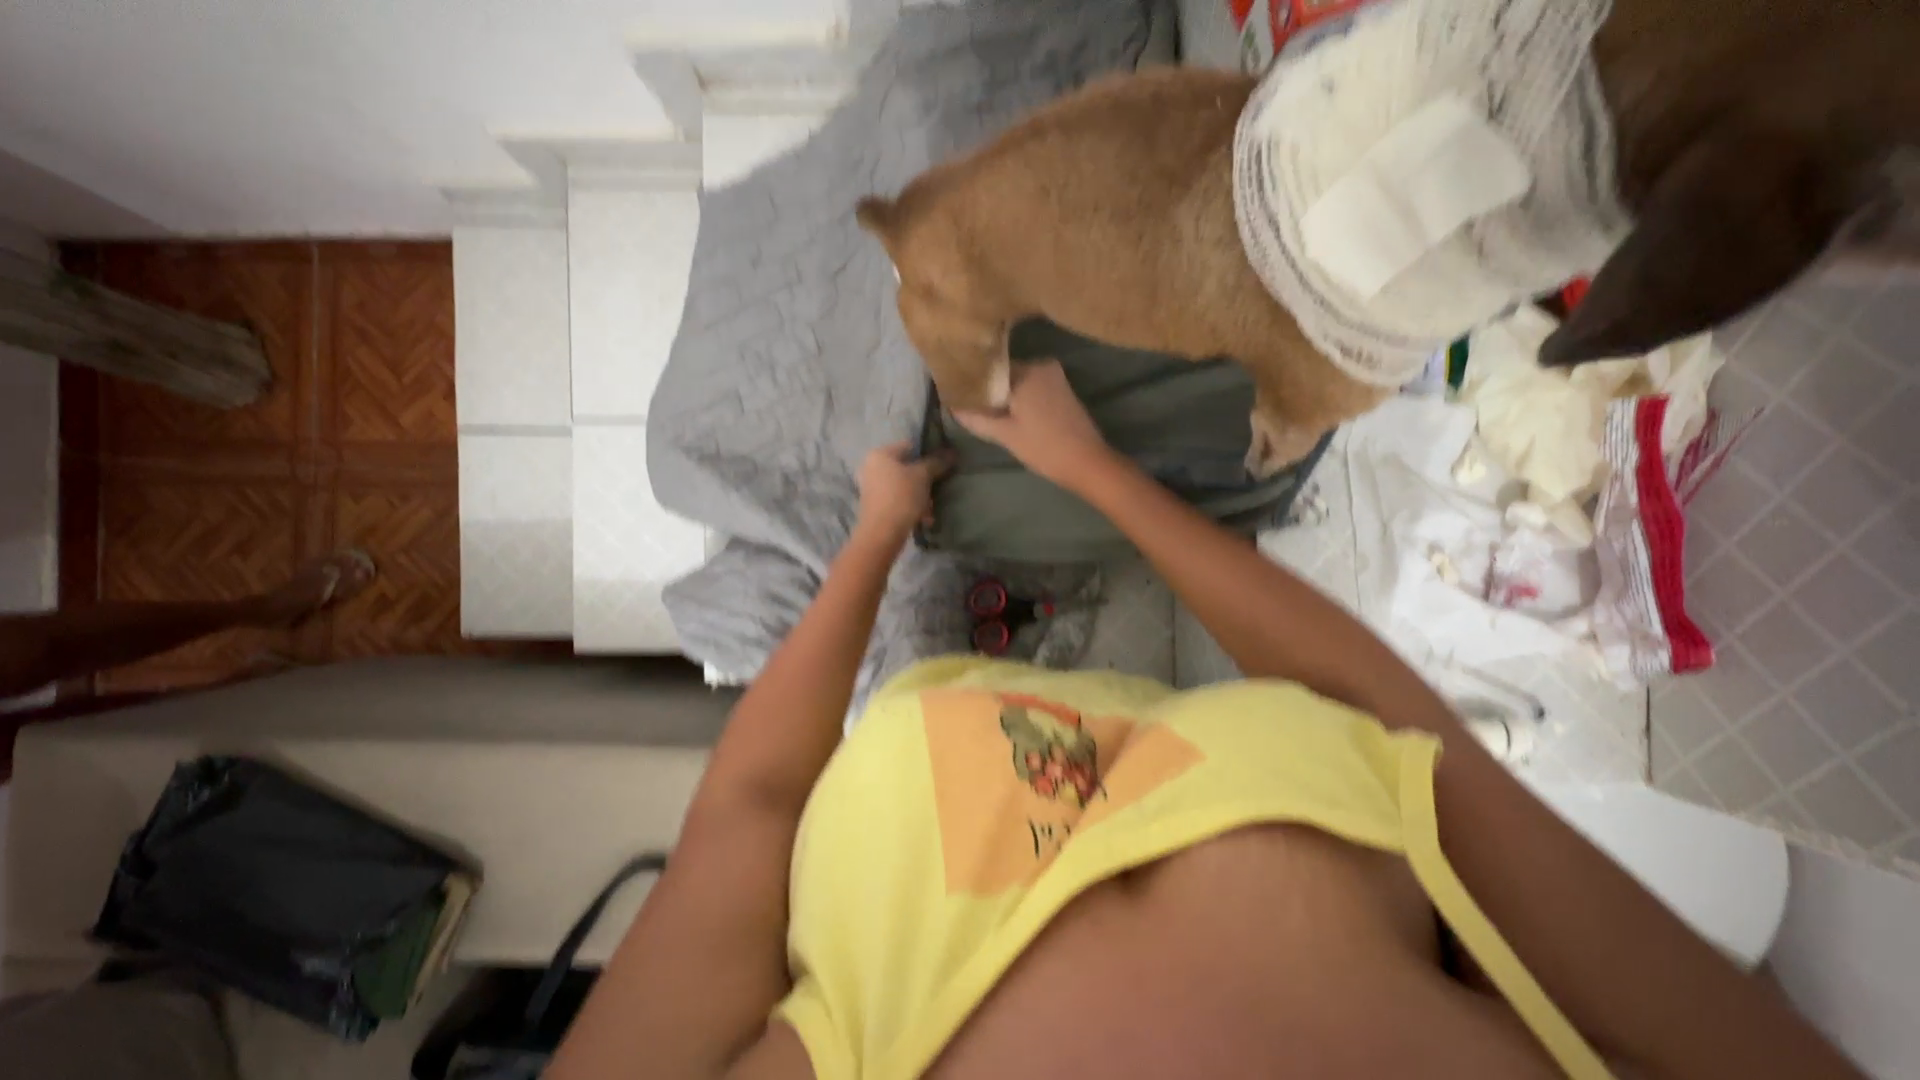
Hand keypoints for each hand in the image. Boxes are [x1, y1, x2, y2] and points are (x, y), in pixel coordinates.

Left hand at [855, 441, 950, 543]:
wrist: (882, 533)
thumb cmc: (902, 497)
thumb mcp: (923, 476)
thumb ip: (937, 462)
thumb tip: (951, 453)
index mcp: (880, 454)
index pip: (910, 446)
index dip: (930, 454)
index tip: (944, 465)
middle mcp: (872, 467)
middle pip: (907, 467)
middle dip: (926, 479)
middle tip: (939, 487)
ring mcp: (872, 487)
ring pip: (904, 485)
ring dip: (921, 495)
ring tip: (932, 507)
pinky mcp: (876, 505)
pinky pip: (899, 499)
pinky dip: (912, 506)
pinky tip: (925, 518)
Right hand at [955, 361, 1115, 488]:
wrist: (1087, 462)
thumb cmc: (1044, 447)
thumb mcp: (1005, 434)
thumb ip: (977, 417)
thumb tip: (951, 406)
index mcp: (1027, 371)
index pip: (989, 368)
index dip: (971, 381)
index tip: (956, 393)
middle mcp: (1042, 365)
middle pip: (1004, 373)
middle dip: (988, 388)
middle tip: (966, 405)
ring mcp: (1055, 376)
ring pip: (1018, 381)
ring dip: (1003, 394)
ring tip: (982, 410)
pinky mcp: (1062, 389)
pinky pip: (1032, 387)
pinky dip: (1019, 398)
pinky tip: (1006, 412)